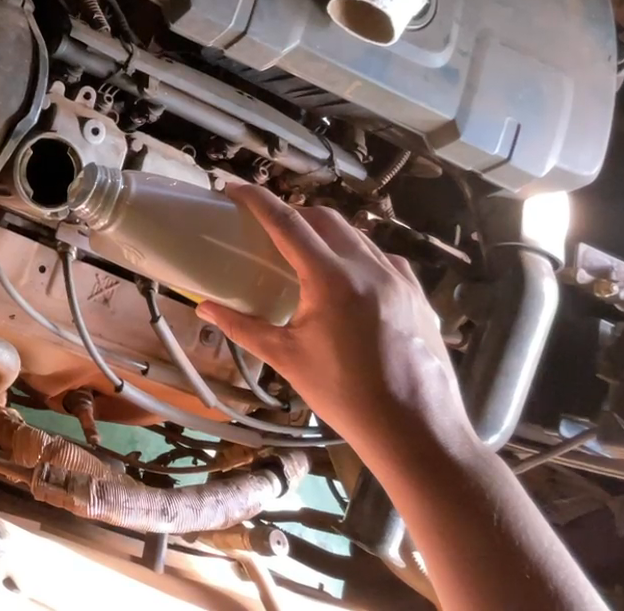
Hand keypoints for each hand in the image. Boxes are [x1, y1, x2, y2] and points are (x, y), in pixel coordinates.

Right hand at [196, 184, 470, 447]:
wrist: (418, 434)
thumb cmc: (345, 396)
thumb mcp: (286, 359)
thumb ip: (242, 327)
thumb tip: (204, 309)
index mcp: (330, 279)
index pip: (286, 222)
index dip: (257, 200)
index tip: (233, 188)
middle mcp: (368, 269)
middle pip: (324, 218)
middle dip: (292, 212)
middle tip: (266, 224)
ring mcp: (400, 280)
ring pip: (356, 235)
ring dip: (325, 230)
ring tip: (304, 248)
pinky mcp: (419, 297)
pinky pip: (384, 258)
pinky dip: (358, 253)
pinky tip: (349, 276)